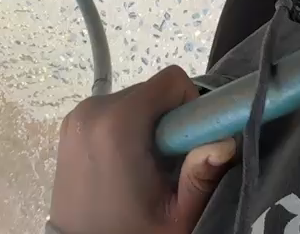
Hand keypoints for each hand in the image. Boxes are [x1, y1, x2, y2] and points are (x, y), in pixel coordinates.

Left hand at [49, 67, 235, 233]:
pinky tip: (123, 164)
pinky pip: (115, 110)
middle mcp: (94, 109)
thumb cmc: (131, 233)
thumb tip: (227, 142)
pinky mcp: (71, 124)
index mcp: (118, 123)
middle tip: (166, 163)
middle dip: (167, 120)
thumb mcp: (176, 218)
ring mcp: (78, 116)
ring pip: (136, 99)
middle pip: (153, 91)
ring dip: (148, 124)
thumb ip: (202, 176)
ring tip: (143, 168)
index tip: (185, 144)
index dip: (188, 106)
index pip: (172, 81)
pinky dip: (127, 128)